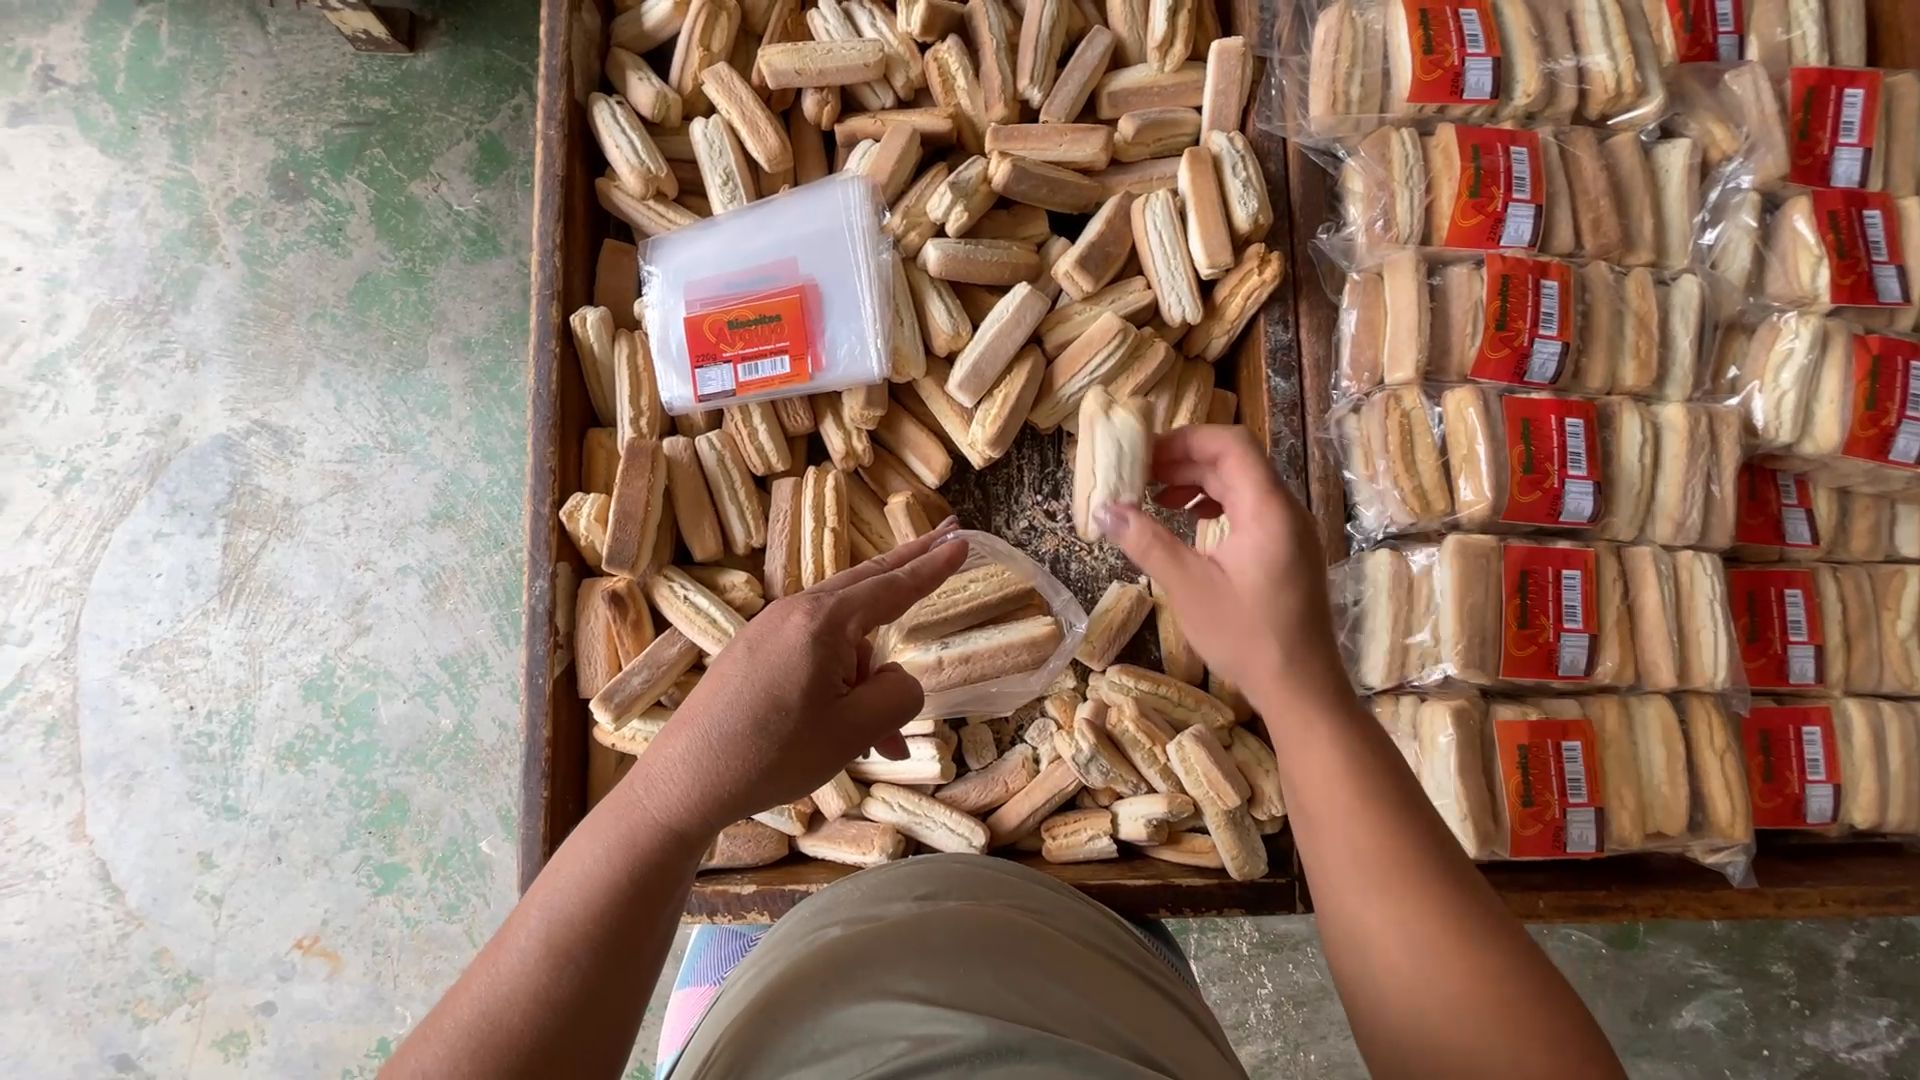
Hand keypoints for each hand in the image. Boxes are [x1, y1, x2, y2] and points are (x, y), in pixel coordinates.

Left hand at [620, 525, 969, 837]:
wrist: (684, 781)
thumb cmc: (774, 754)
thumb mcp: (854, 731)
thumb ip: (898, 694)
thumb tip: (895, 678)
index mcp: (823, 622)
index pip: (893, 587)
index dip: (933, 567)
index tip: (962, 542)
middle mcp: (795, 612)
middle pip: (866, 582)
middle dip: (909, 565)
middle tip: (945, 536)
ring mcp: (769, 630)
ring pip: (841, 639)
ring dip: (868, 679)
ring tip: (880, 743)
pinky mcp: (753, 653)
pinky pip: (813, 654)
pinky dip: (839, 684)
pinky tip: (843, 731)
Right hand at [1097, 425, 1347, 714]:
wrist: (1300, 686)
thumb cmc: (1246, 636)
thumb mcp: (1188, 587)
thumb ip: (1146, 541)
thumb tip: (1102, 509)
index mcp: (1267, 509)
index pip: (1231, 444)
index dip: (1185, 439)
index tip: (1143, 454)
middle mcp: (1284, 509)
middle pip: (1234, 461)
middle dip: (1183, 460)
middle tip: (1137, 474)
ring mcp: (1289, 530)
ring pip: (1240, 484)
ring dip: (1196, 482)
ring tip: (1154, 495)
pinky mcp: (1285, 549)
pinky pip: (1248, 508)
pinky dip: (1213, 505)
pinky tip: (1186, 522)